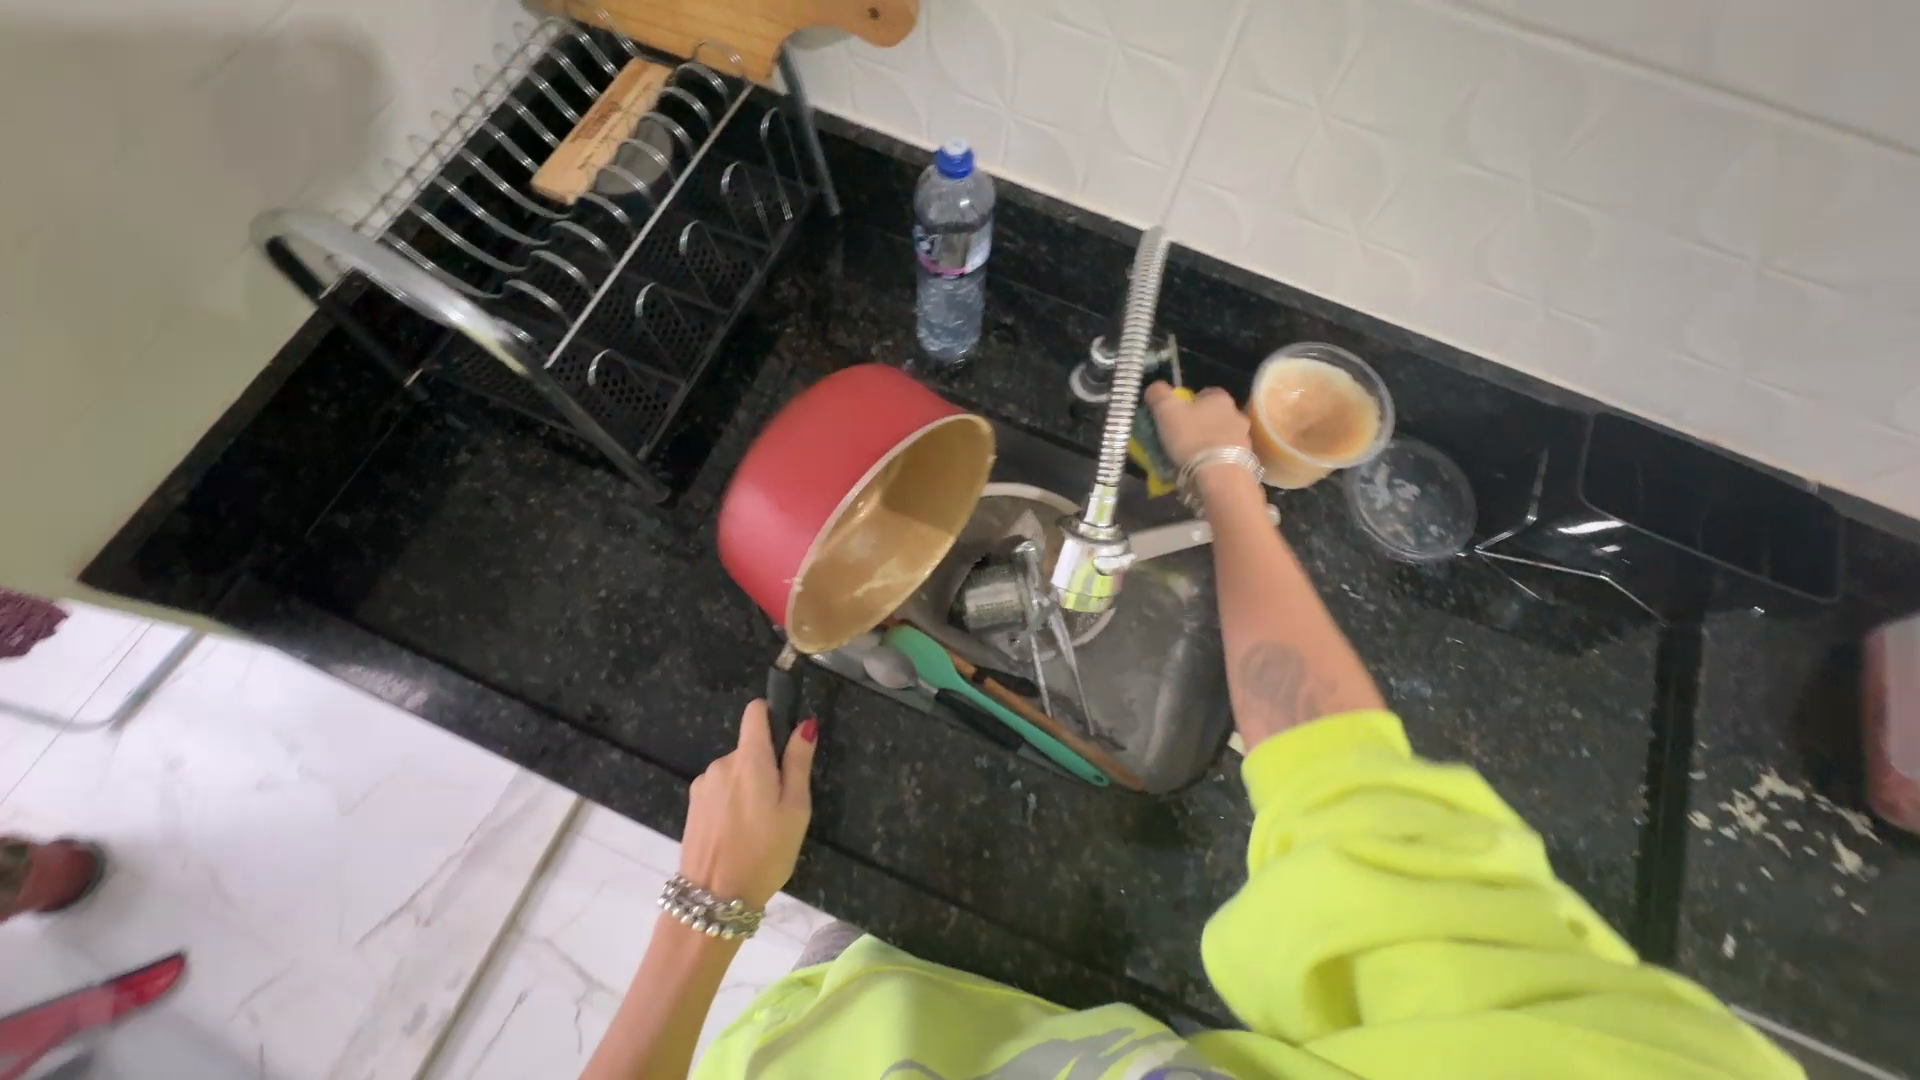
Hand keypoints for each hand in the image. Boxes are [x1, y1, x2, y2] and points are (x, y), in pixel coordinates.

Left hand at [679, 701, 816, 909]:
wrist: (714, 900)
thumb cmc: (765, 852)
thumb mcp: (796, 809)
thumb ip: (798, 763)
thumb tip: (805, 724)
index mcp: (749, 759)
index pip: (755, 712)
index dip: (772, 716)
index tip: (785, 740)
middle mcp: (721, 764)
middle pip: (748, 749)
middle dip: (765, 767)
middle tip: (780, 806)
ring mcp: (703, 785)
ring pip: (734, 773)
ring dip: (748, 788)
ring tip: (758, 826)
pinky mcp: (692, 806)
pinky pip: (720, 791)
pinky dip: (731, 804)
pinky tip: (737, 835)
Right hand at [1145, 382, 1252, 466]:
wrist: (1220, 476)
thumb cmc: (1192, 437)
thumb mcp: (1166, 410)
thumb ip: (1158, 394)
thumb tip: (1155, 387)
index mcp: (1220, 398)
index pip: (1206, 392)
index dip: (1189, 401)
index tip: (1176, 414)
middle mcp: (1236, 414)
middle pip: (1214, 415)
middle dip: (1199, 423)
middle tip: (1180, 437)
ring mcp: (1243, 439)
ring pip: (1221, 436)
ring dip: (1208, 442)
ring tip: (1190, 457)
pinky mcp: (1244, 460)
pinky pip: (1225, 455)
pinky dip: (1214, 459)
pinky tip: (1202, 470)